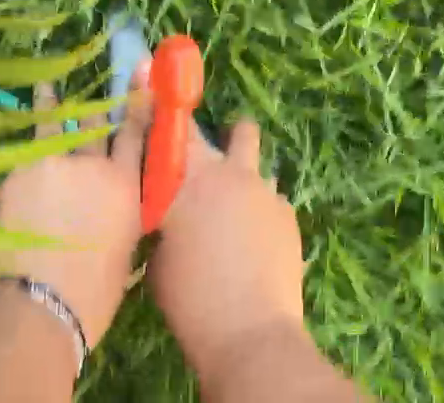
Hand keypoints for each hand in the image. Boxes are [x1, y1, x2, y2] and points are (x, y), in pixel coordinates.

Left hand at [0, 73, 150, 347]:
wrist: (40, 308)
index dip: (135, 105)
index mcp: (122, 183)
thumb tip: (107, 196)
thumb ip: (117, 208)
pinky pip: (21, 166)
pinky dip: (23, 172)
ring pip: (50, 129)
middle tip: (89, 92)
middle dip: (91, 107)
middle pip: (91, 123)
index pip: (132, 133)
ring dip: (49, 107)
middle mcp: (87, 163)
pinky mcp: (13, 175)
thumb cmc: (93, 294)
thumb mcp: (123, 246)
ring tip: (44, 89)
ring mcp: (47, 163)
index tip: (137, 79)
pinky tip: (17, 185)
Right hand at [148, 118, 307, 380]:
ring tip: (232, 198)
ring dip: (242, 164)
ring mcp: (264, 189)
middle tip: (200, 160)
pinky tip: (251, 236)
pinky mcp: (288, 213)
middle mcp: (229, 171)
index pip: (172, 124)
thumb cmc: (189, 297)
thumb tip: (166, 212)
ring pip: (255, 153)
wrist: (250, 335)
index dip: (165, 114)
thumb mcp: (155, 253)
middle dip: (216, 136)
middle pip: (231, 129)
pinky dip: (260, 205)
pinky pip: (272, 194)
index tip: (158, 108)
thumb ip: (161, 218)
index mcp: (188, 176)